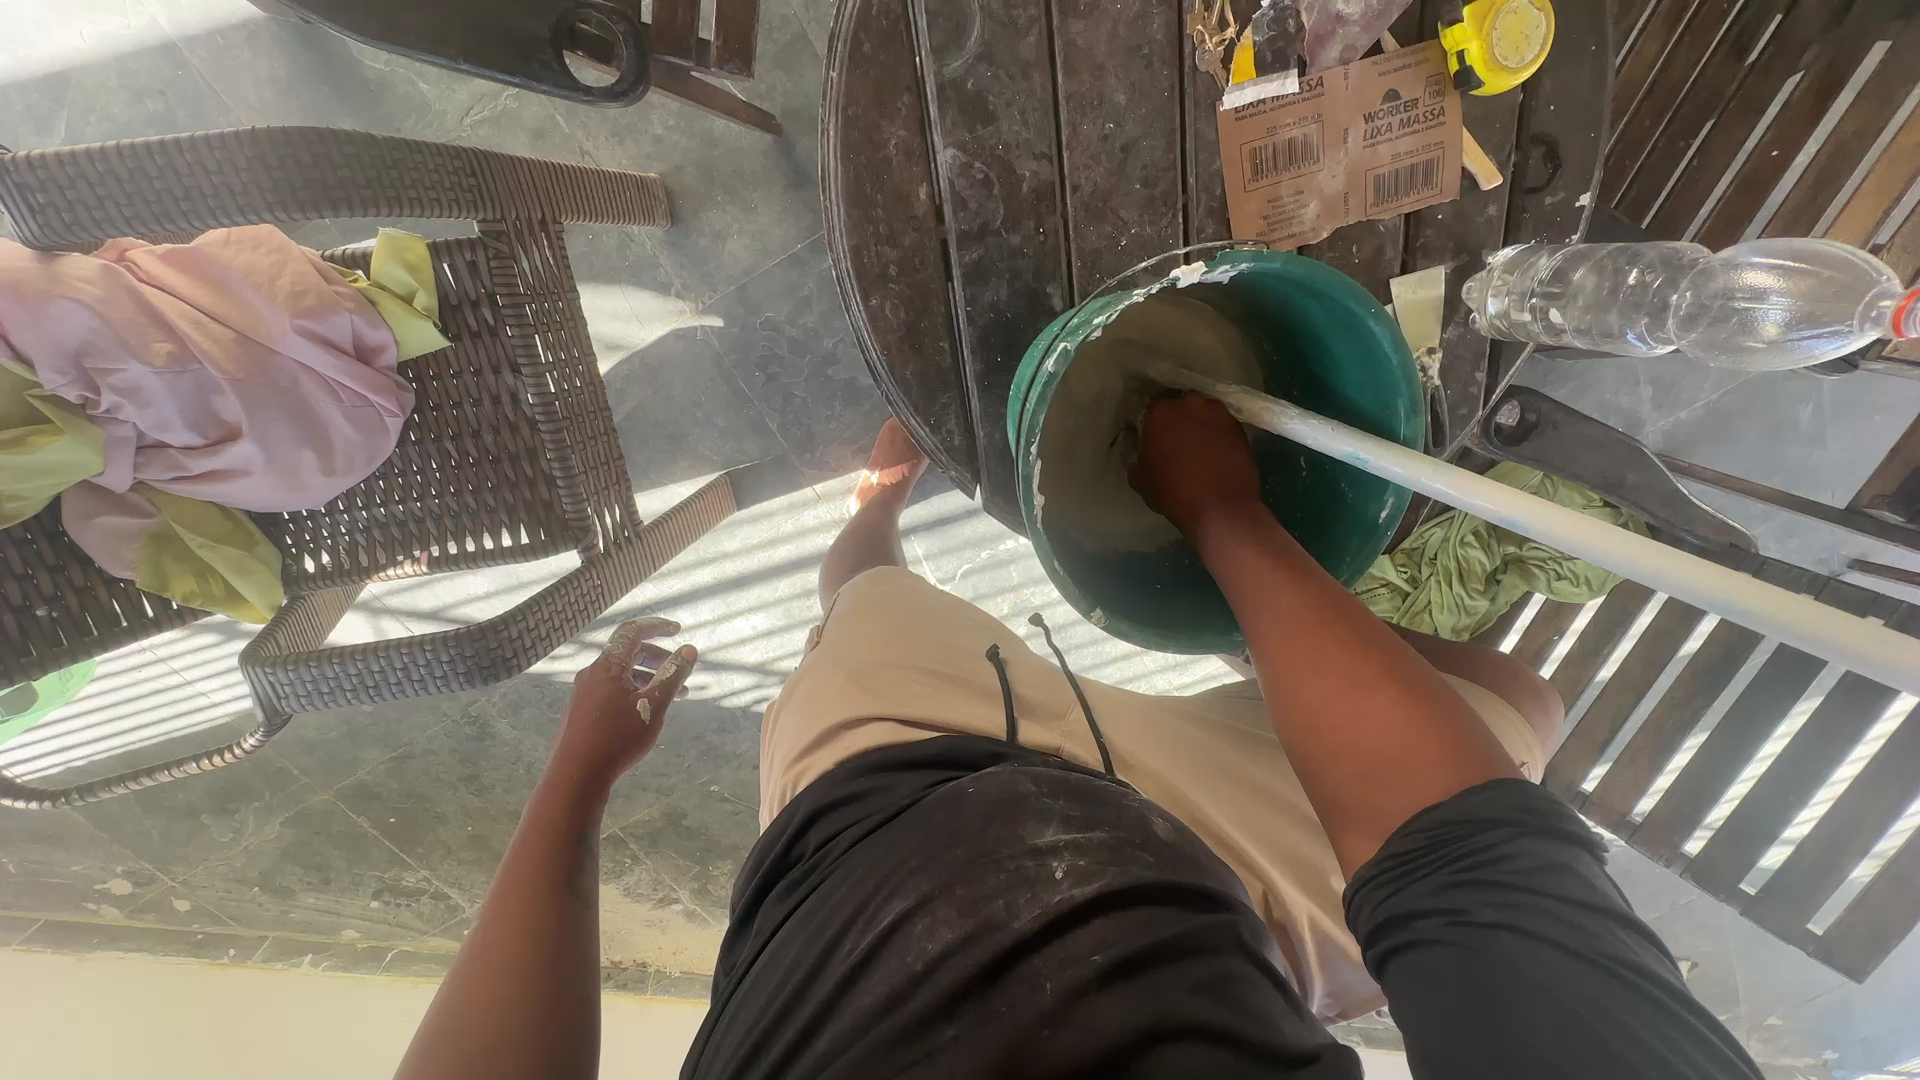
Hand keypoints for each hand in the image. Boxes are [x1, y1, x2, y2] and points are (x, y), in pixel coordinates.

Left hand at [552, 618, 697, 790]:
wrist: (575, 776)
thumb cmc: (617, 738)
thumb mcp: (653, 705)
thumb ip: (673, 675)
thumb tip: (688, 650)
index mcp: (608, 666)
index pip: (632, 632)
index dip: (656, 626)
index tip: (678, 630)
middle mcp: (592, 674)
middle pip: (628, 652)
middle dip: (658, 657)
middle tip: (680, 670)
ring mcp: (584, 692)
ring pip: (621, 673)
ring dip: (648, 677)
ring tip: (672, 696)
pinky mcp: (582, 710)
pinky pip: (612, 688)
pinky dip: (634, 689)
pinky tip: (646, 711)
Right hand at [1129, 391, 1261, 535]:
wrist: (1221, 508)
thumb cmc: (1173, 492)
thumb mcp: (1139, 478)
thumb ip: (1135, 453)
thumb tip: (1138, 443)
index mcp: (1160, 412)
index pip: (1149, 409)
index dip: (1149, 425)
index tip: (1150, 439)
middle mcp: (1190, 403)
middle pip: (1179, 406)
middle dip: (1176, 420)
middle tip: (1174, 442)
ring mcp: (1218, 413)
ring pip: (1202, 413)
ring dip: (1198, 424)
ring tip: (1197, 448)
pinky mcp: (1239, 426)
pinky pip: (1221, 425)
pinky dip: (1216, 434)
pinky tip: (1215, 454)